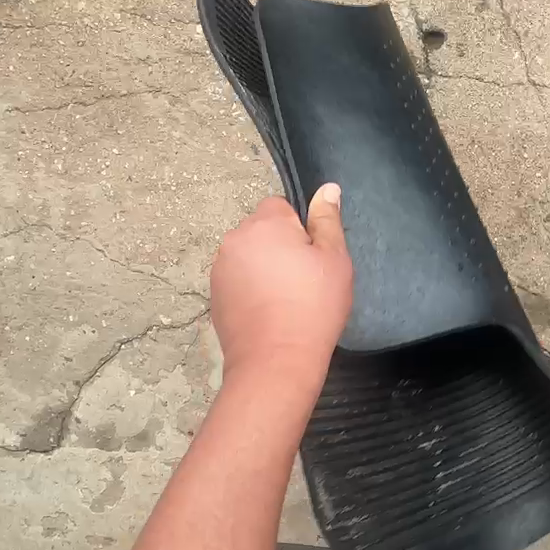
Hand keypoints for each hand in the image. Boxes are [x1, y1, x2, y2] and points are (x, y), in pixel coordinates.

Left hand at [209, 185, 351, 377]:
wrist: (276, 360)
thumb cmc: (313, 306)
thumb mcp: (334, 259)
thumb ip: (328, 219)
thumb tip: (328, 188)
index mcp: (265, 224)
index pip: (280, 205)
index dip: (299, 227)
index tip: (312, 254)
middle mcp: (235, 240)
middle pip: (262, 229)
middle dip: (280, 245)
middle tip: (304, 276)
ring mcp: (220, 268)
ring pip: (250, 254)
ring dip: (265, 265)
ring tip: (287, 296)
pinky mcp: (214, 295)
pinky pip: (238, 277)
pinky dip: (252, 286)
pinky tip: (270, 309)